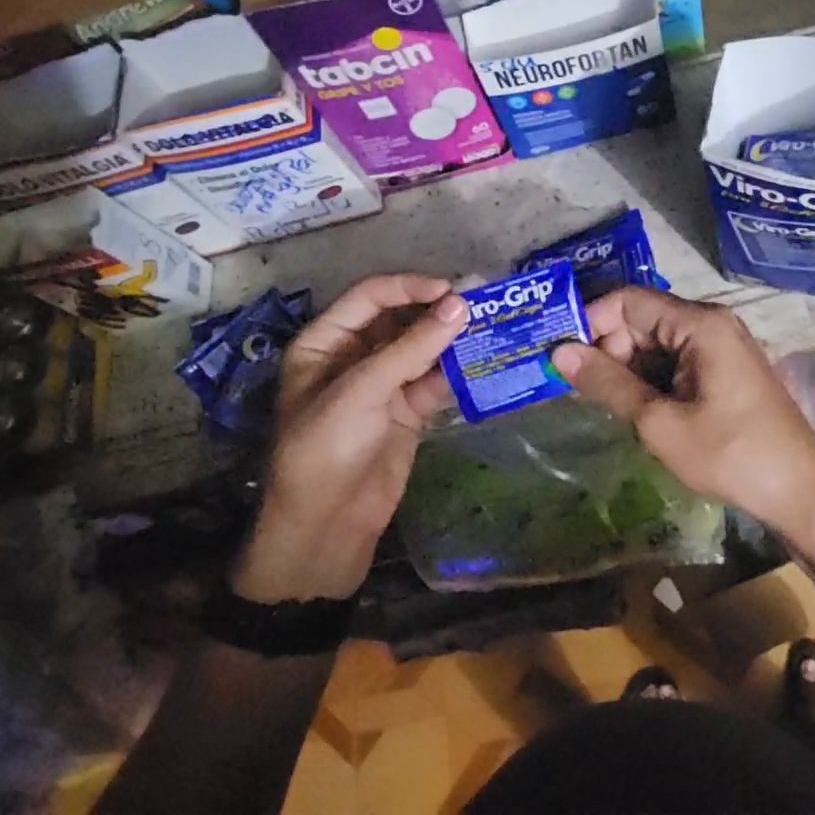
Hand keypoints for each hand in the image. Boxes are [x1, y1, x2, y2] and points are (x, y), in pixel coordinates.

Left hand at [230, 275, 468, 602]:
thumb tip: (460, 305)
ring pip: (422, 350)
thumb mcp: (362, 391)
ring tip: (490, 327)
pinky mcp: (406, 412)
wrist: (325, 525)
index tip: (450, 290)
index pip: (370, 298)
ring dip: (451, 340)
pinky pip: (435, 381)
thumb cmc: (325, 449)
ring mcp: (382, 386)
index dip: (408, 288)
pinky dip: (458, 372)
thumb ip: (413, 347)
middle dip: (435, 311)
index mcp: (324, 343)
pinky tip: (485, 362)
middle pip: (399, 320)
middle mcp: (353, 357)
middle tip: (480, 304)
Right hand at [549, 289, 814, 543]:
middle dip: (609, 349)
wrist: (801, 492)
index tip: (562, 357)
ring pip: (657, 343)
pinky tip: (640, 412)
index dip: (591, 322)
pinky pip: (676, 362)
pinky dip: (652, 381)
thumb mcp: (660, 422)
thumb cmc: (731, 455)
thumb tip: (558, 352)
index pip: (628, 300)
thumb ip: (608, 383)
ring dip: (629, 369)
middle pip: (642, 319)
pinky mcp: (726, 371)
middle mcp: (712, 323)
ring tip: (608, 406)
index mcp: (701, 324)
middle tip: (584, 391)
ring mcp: (722, 347)